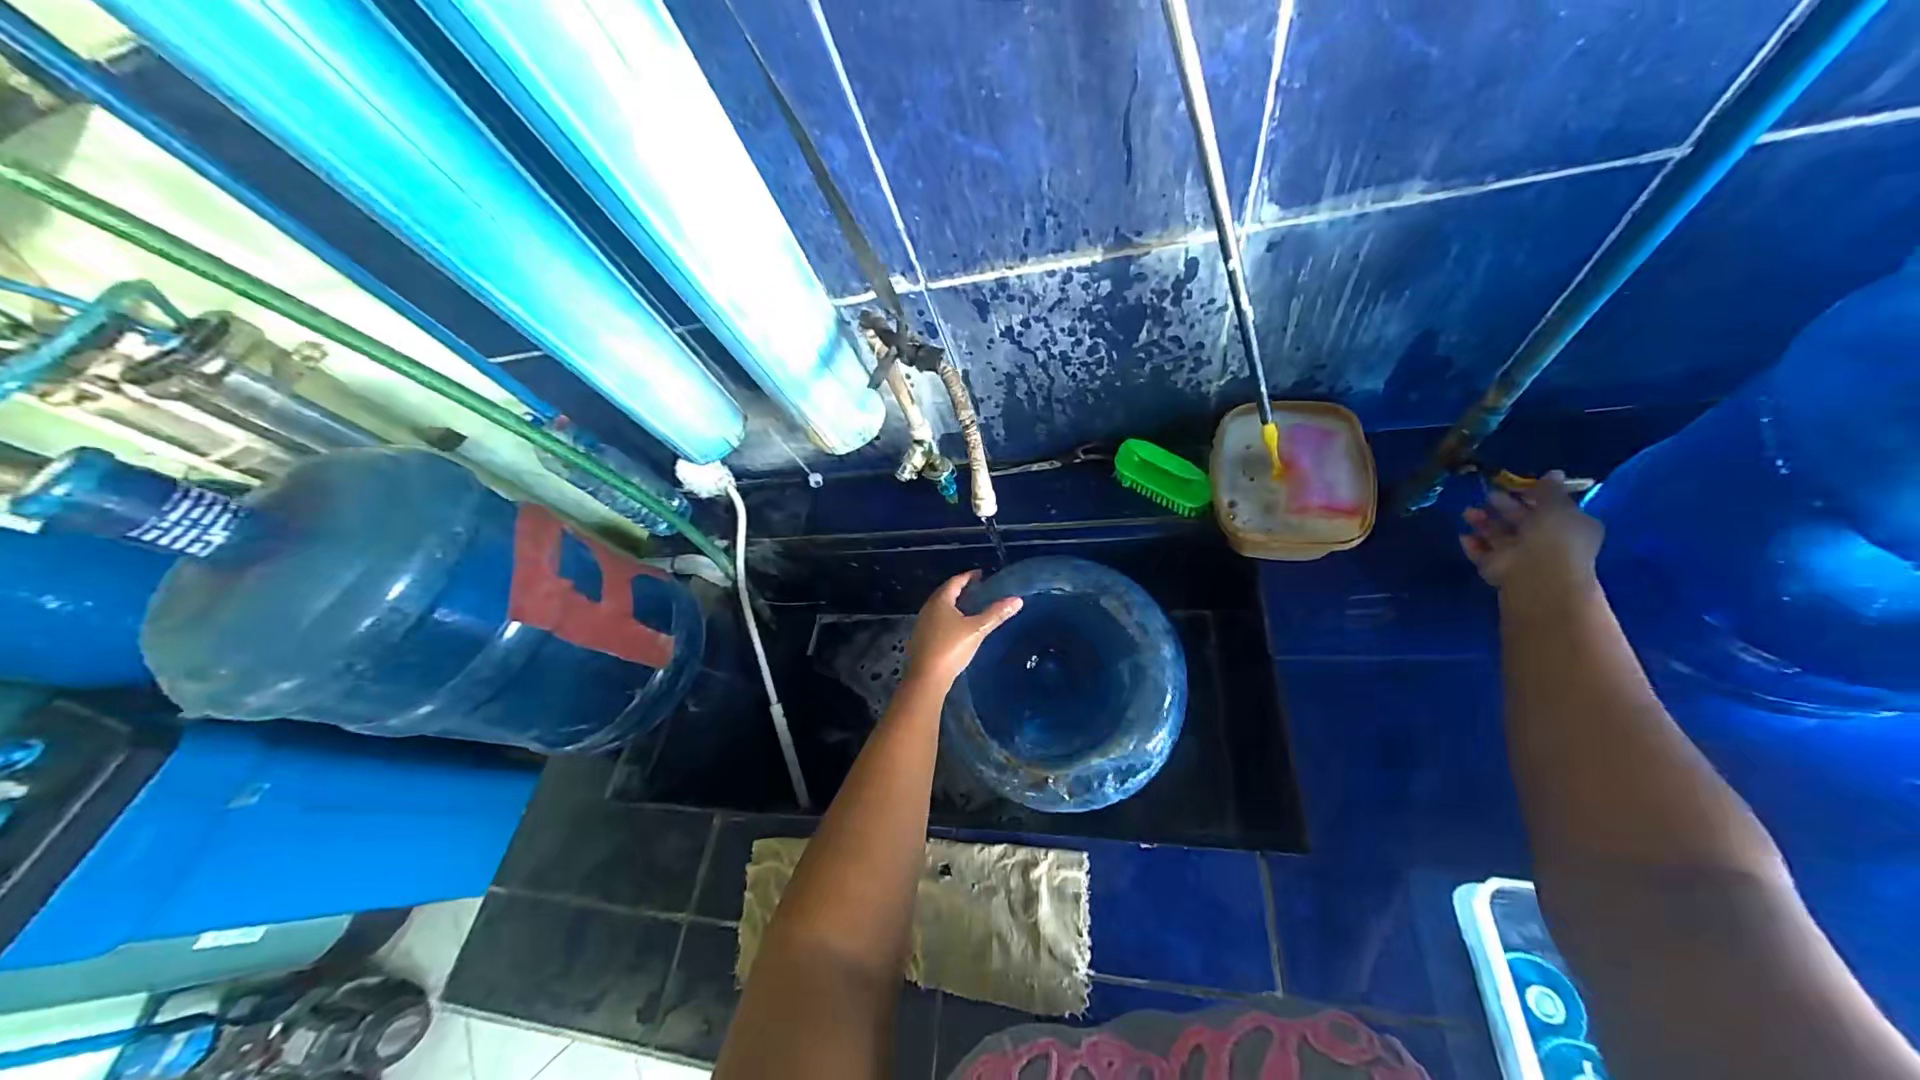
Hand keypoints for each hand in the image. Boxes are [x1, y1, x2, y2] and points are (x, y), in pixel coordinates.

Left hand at [905, 570, 1022, 686]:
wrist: (927, 678)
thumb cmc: (951, 648)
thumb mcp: (977, 630)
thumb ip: (996, 614)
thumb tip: (1017, 600)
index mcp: (940, 601)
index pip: (955, 582)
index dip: (968, 576)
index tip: (980, 574)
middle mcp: (928, 608)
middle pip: (945, 593)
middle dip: (960, 589)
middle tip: (977, 589)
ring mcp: (922, 624)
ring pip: (939, 607)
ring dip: (953, 603)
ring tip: (969, 606)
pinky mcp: (921, 638)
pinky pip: (936, 620)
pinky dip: (947, 617)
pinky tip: (956, 626)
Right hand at [1460, 471, 1603, 595]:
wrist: (1536, 574)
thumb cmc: (1554, 536)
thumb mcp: (1558, 506)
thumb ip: (1551, 490)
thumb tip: (1554, 473)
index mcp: (1569, 526)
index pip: (1550, 508)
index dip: (1534, 495)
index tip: (1516, 485)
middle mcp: (1546, 541)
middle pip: (1520, 521)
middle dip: (1503, 507)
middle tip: (1489, 494)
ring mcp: (1520, 556)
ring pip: (1498, 536)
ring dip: (1483, 522)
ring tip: (1468, 512)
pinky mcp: (1497, 568)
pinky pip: (1482, 553)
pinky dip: (1473, 544)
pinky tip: (1465, 535)